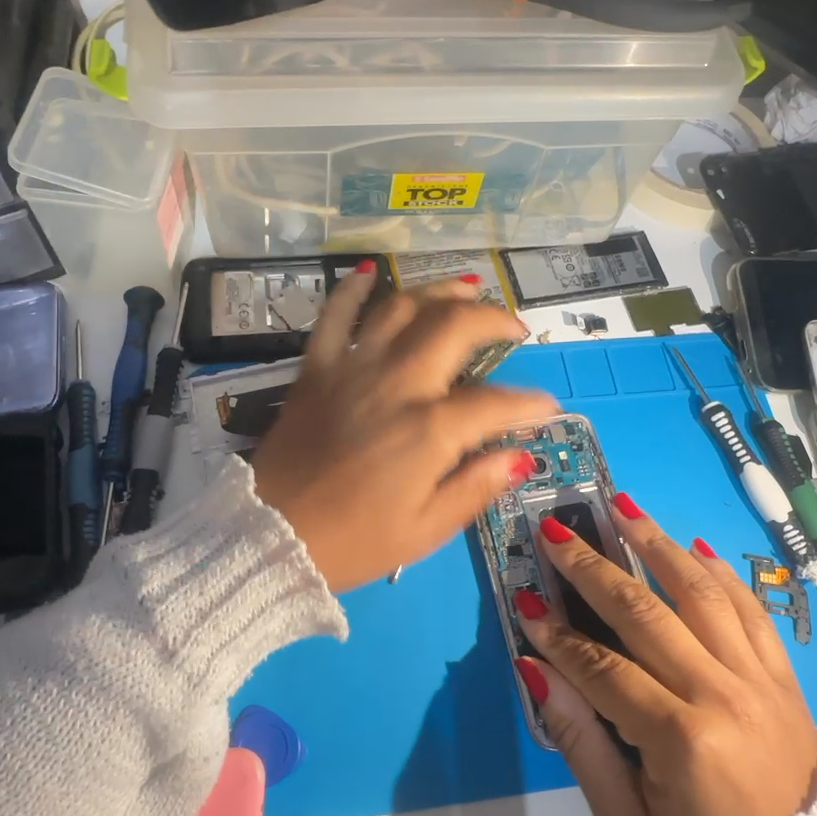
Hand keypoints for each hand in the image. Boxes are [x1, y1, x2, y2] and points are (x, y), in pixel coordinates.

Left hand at [252, 267, 557, 591]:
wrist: (269, 535)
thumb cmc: (352, 543)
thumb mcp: (426, 530)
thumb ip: (476, 487)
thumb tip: (520, 456)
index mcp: (430, 429)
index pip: (497, 404)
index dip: (530, 405)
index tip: (546, 409)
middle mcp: (397, 383)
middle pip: (456, 327)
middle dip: (494, 319)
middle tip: (513, 329)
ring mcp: (353, 368)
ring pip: (403, 306)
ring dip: (441, 291)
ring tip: (467, 289)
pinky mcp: (316, 367)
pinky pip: (336, 314)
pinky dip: (354, 289)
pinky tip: (372, 273)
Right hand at [514, 497, 816, 815]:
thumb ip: (579, 741)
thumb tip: (536, 668)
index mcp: (682, 737)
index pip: (603, 667)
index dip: (558, 636)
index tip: (525, 602)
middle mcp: (723, 693)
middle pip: (646, 613)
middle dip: (592, 567)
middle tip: (555, 530)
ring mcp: (760, 678)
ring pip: (701, 593)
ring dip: (657, 543)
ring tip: (622, 506)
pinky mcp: (783, 675)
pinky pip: (751, 608)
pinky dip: (720, 573)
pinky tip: (693, 545)